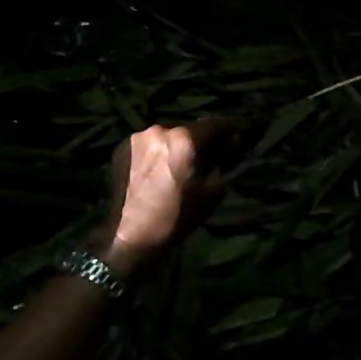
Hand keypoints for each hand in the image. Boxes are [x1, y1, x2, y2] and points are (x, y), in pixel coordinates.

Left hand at [92, 120, 232, 276]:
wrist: (128, 235)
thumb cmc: (175, 217)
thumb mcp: (210, 194)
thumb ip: (220, 164)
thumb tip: (226, 147)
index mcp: (183, 139)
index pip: (214, 124)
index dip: (230, 128)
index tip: (239, 131)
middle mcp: (159, 130)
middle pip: (188, 129)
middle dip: (200, 140)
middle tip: (209, 153)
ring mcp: (136, 137)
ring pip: (166, 136)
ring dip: (176, 145)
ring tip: (180, 163)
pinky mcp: (121, 148)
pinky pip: (148, 145)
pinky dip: (157, 152)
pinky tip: (159, 168)